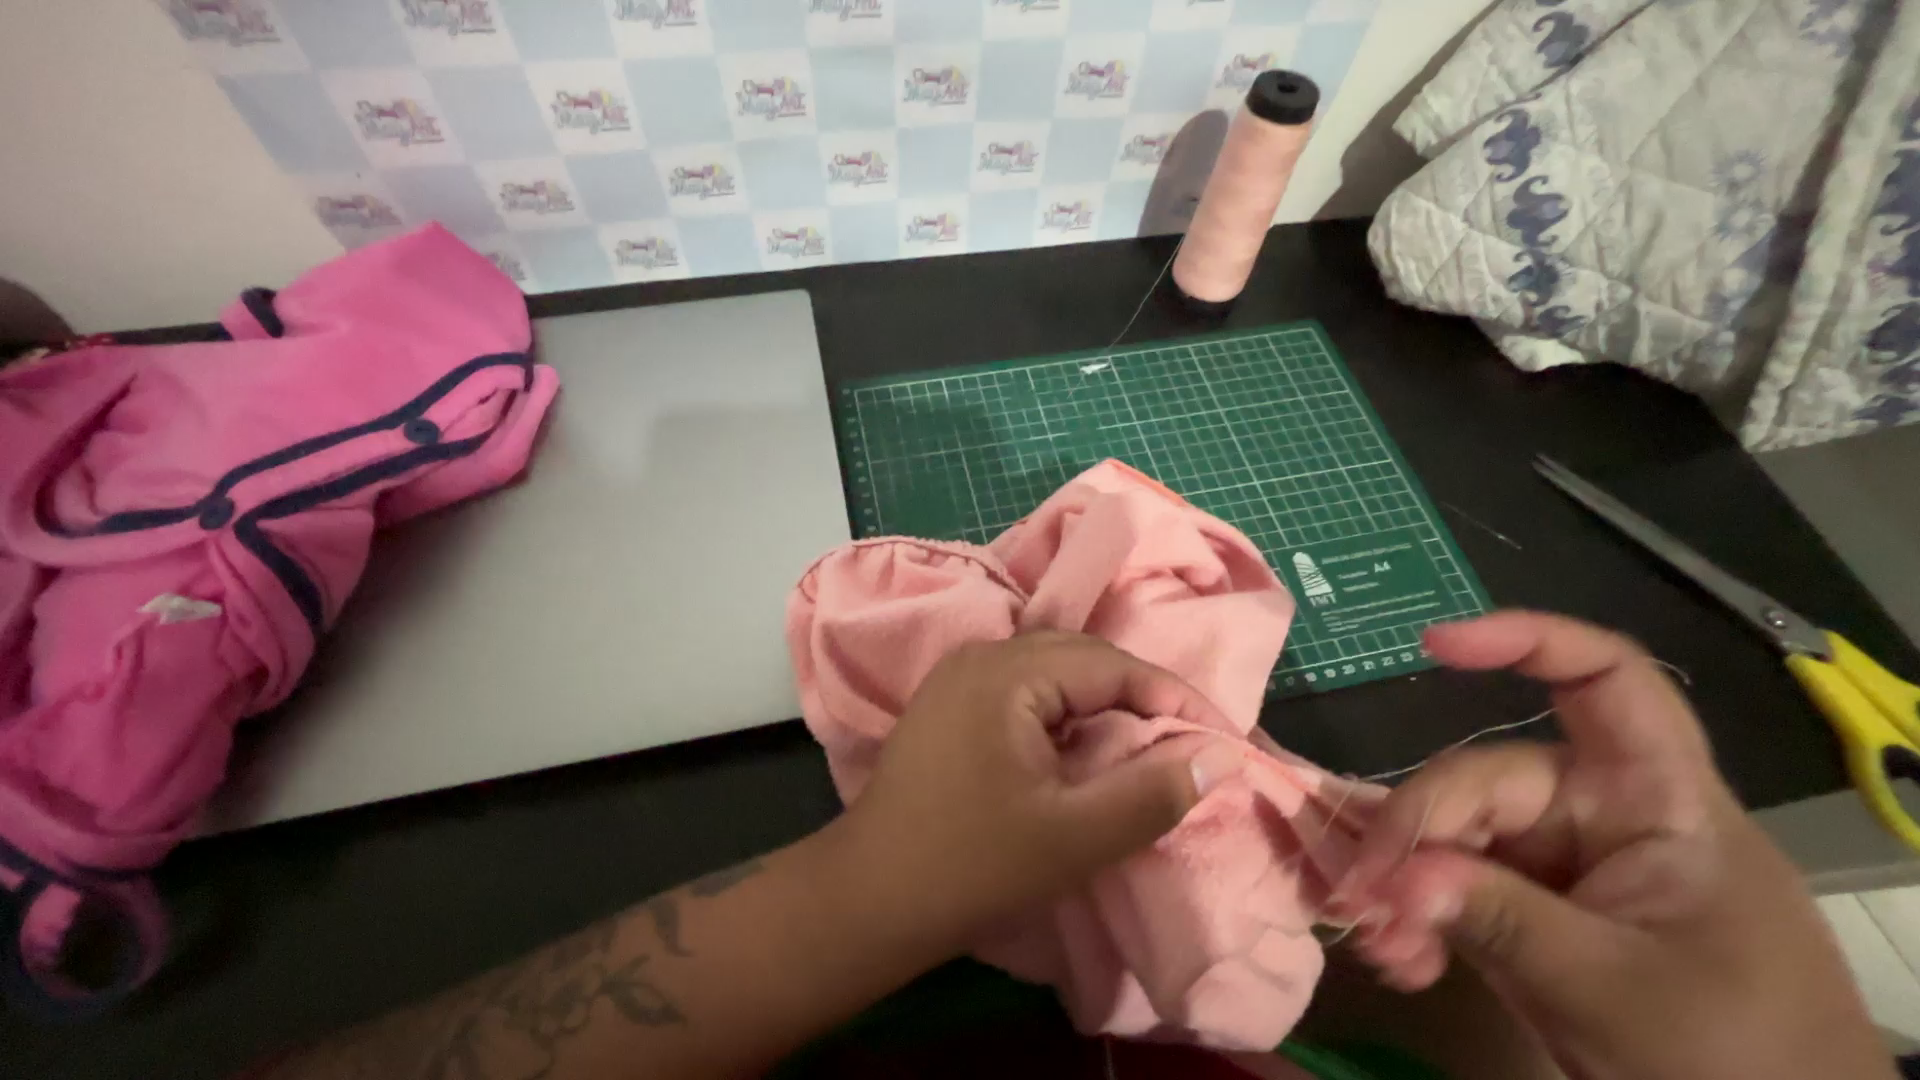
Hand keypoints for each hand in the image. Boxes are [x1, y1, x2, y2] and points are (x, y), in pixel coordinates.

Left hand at [826, 632, 1243, 950]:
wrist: (872, 896)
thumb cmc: (974, 865)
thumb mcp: (1076, 837)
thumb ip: (1152, 794)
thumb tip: (1218, 756)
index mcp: (1007, 673)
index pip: (1112, 665)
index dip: (1174, 699)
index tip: (1220, 740)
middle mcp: (980, 656)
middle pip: (1082, 657)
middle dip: (1140, 696)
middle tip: (1185, 744)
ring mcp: (957, 677)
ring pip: (1052, 671)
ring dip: (1101, 703)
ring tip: (1142, 747)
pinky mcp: (948, 703)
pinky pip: (1022, 688)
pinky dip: (1063, 712)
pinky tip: (1079, 749)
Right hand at [1332, 612, 1892, 1079]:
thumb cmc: (1743, 1062)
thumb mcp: (1617, 993)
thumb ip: (1497, 922)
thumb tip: (1388, 878)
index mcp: (1655, 799)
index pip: (1607, 680)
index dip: (1526, 640)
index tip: (1433, 645)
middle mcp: (1595, 810)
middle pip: (1484, 780)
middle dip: (1418, 833)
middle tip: (1366, 897)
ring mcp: (1552, 858)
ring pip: (1451, 835)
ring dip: (1405, 887)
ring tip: (1383, 946)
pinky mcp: (1522, 901)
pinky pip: (1449, 884)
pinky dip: (1417, 916)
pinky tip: (1402, 960)